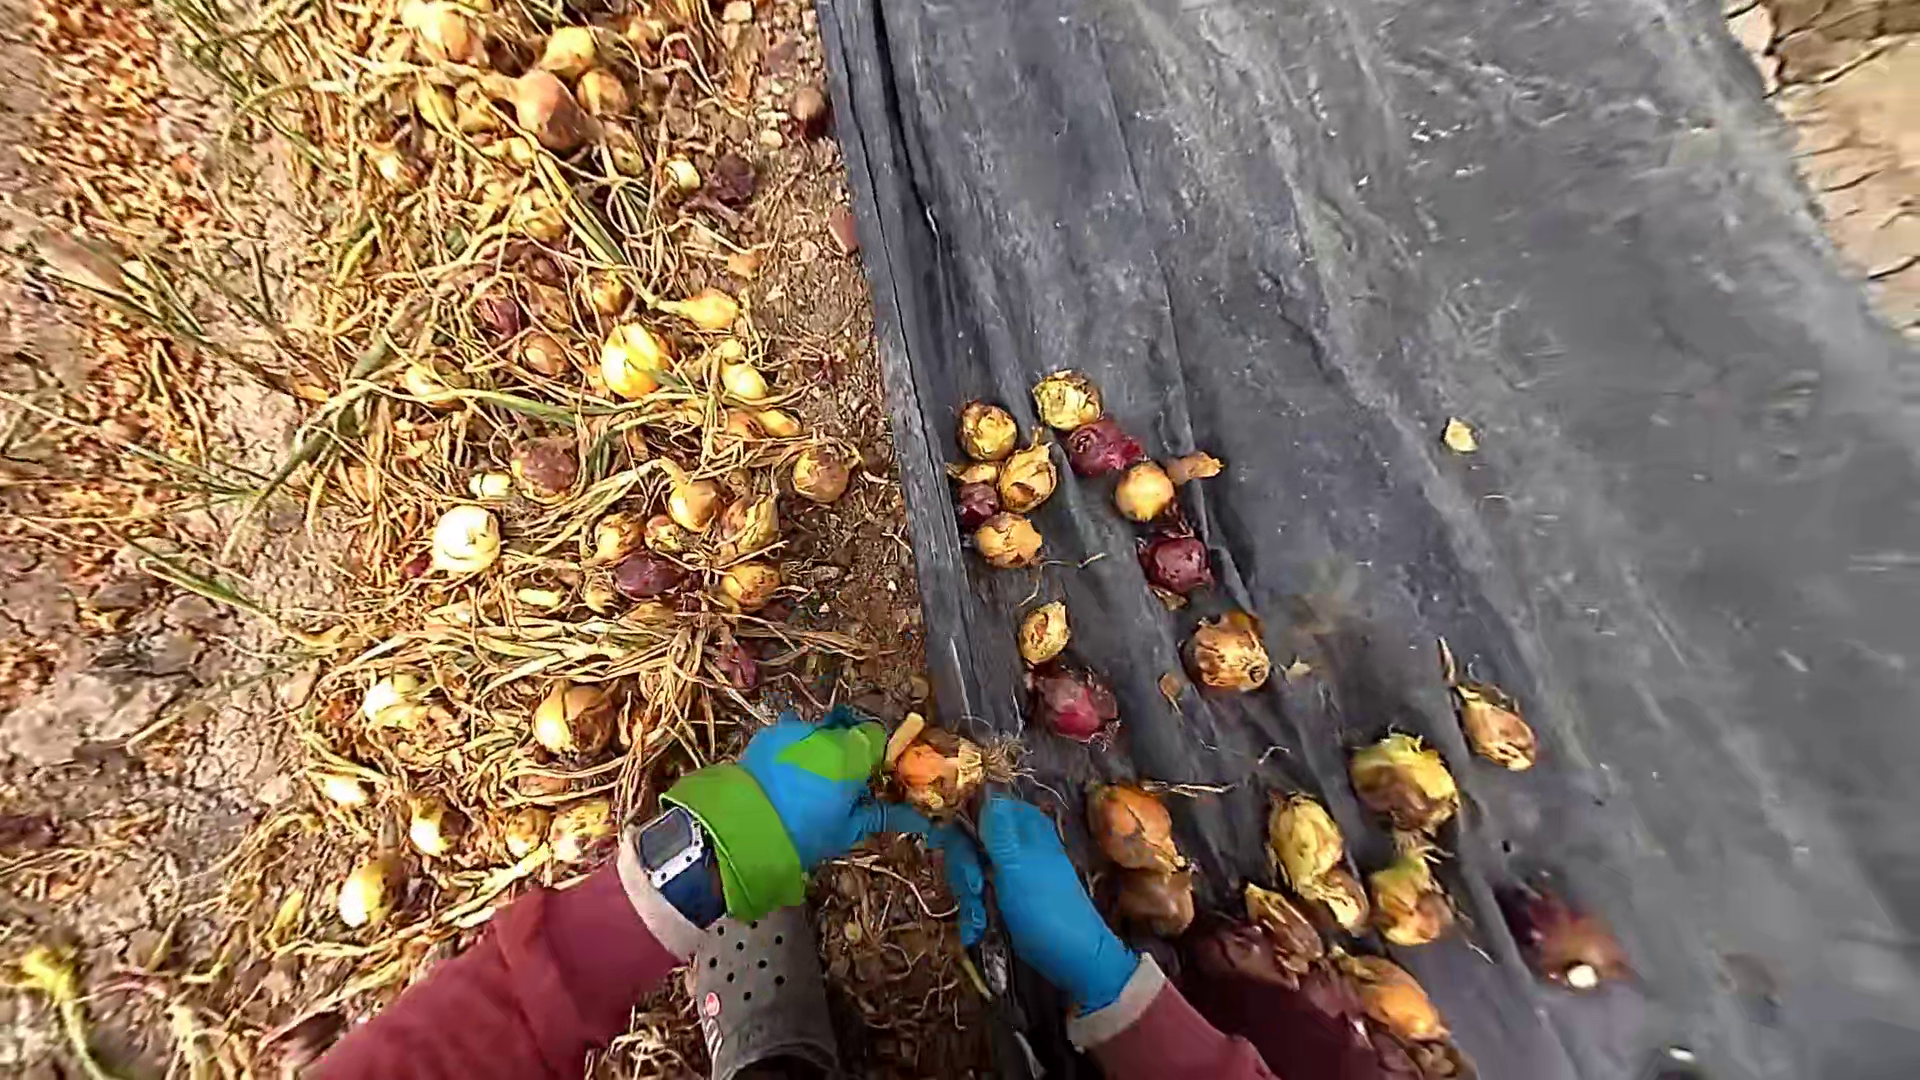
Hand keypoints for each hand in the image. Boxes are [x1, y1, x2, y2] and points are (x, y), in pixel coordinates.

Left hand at [739, 705, 987, 944]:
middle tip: (839, 786)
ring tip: (808, 783)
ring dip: (821, 751)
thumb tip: (917, 817)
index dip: (877, 757)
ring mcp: (797, 729)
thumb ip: (880, 814)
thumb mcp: (846, 829)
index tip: (871, 778)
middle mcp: (827, 732)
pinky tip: (786, 776)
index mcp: (852, 753)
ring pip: (821, 734)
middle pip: (849, 734)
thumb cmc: (803, 833)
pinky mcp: (772, 733)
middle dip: (848, 754)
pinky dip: (796, 750)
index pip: (878, 738)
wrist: (741, 829)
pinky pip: (795, 736)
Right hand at [978, 793, 1137, 1010]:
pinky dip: (973, 908)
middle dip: (964, 866)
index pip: (977, 802)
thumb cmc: (1046, 909)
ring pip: (968, 863)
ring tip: (978, 920)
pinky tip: (978, 928)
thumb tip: (983, 784)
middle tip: (974, 889)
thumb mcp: (1016, 865)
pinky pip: (975, 888)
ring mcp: (1008, 863)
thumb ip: (995, 826)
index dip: (959, 822)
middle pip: (967, 835)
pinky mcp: (1003, 889)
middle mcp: (1013, 836)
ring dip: (967, 894)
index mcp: (1021, 821)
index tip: (956, 848)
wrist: (1073, 961)